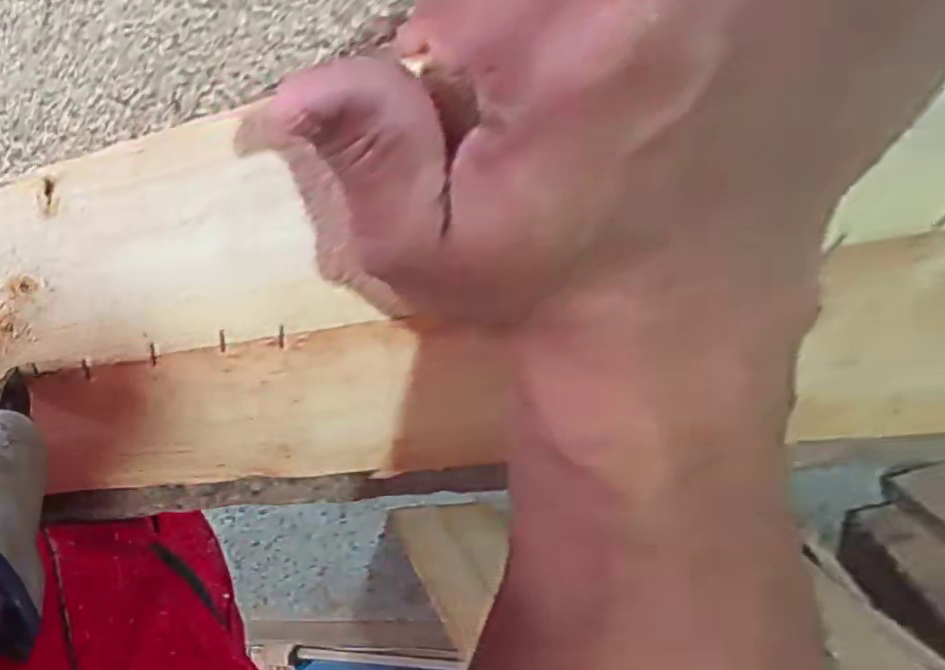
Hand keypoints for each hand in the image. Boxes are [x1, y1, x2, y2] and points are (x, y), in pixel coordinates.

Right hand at [271, 0, 944, 329]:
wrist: (669, 318)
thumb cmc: (527, 285)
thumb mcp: (413, 245)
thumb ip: (368, 147)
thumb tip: (293, 92)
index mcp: (581, 44)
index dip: (447, 23)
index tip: (456, 74)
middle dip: (522, 28)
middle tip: (533, 85)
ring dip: (599, 28)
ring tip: (606, 82)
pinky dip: (697, 28)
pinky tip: (692, 70)